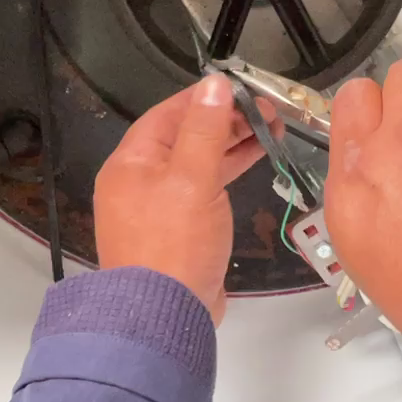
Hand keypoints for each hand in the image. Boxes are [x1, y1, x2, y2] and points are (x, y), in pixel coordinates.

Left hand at [95, 75, 274, 323]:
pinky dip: (225, 175)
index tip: (244, 88)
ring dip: (230, 146)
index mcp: (131, 164)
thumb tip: (215, 84)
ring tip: (270, 131)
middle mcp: (139, 182)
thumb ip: (205, 130)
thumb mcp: (192, 179)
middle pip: (184, 138)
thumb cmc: (173, 245)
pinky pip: (202, 190)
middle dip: (226, 122)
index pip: (168, 115)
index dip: (206, 99)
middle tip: (268, 112)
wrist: (165, 316)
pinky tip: (250, 163)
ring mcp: (158, 208)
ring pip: (196, 164)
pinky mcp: (177, 231)